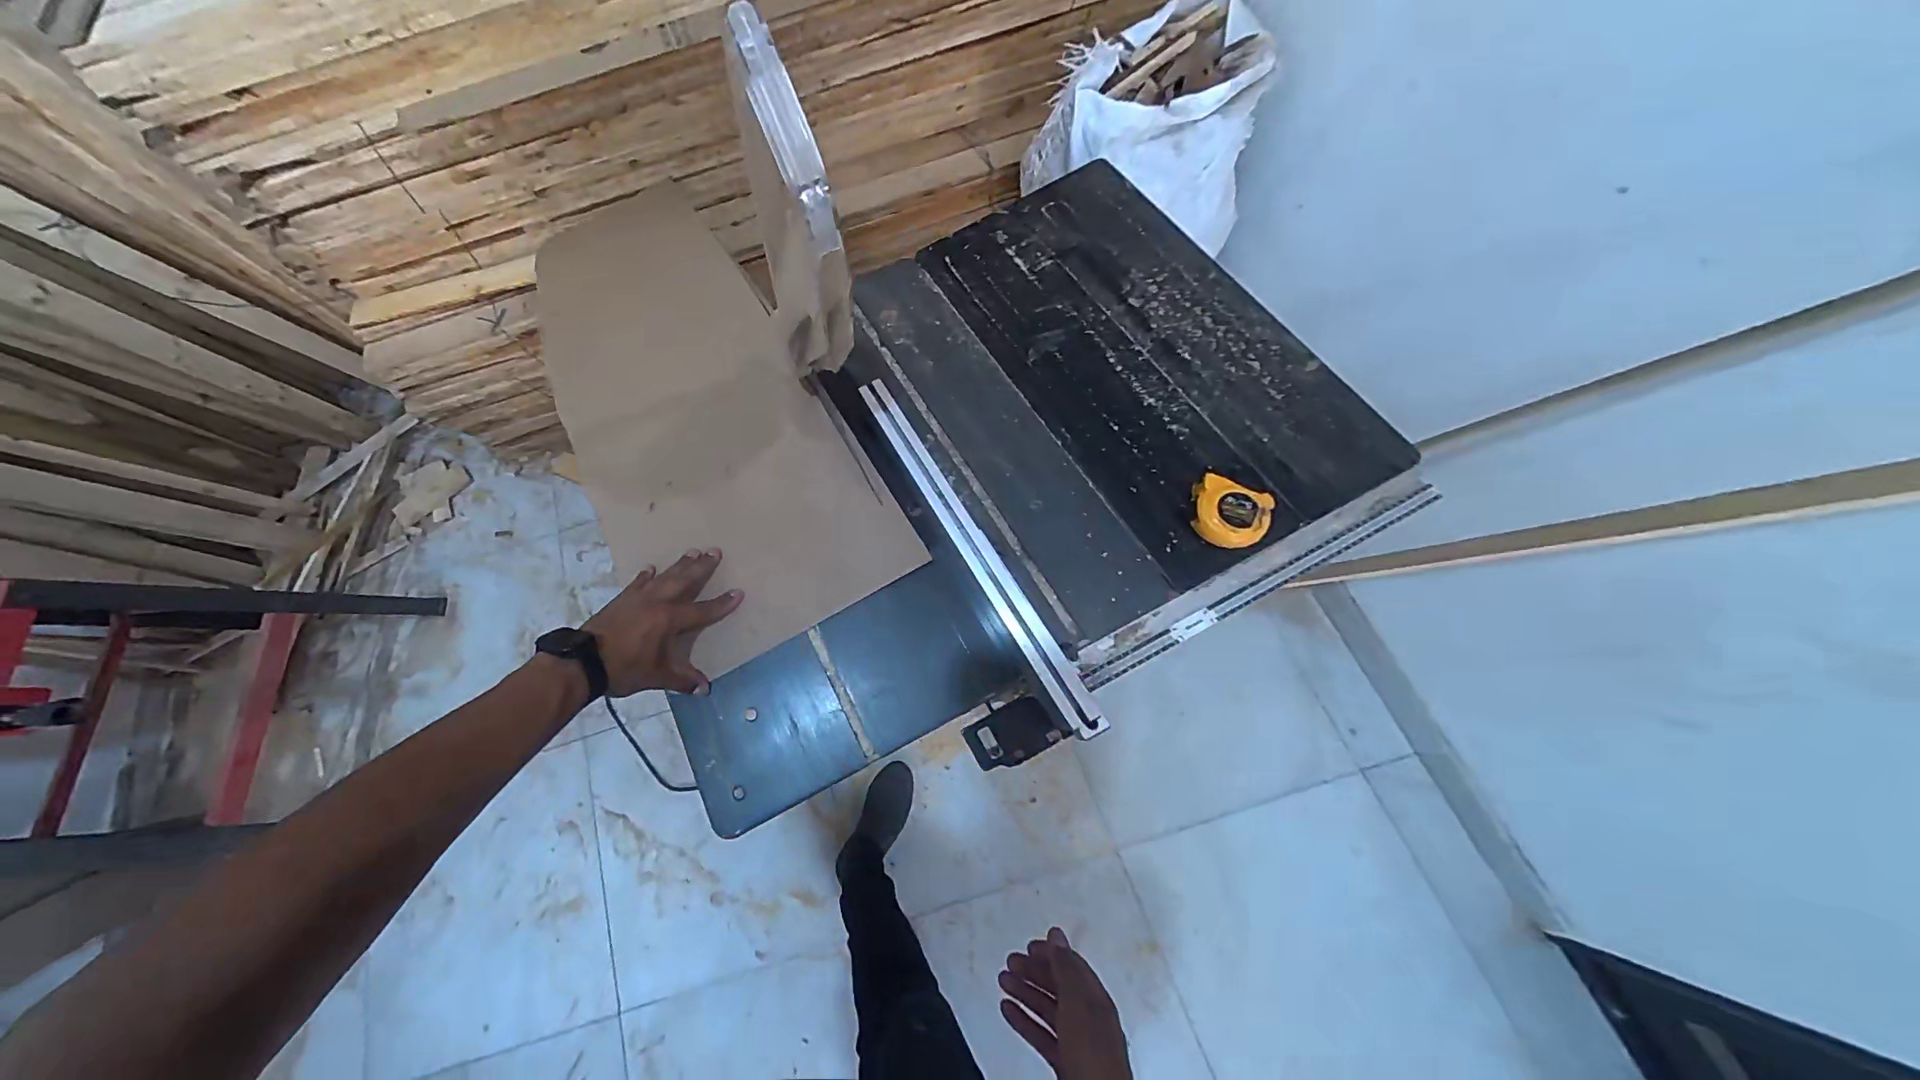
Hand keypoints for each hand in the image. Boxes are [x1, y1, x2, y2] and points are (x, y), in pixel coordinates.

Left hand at [581, 549, 742, 696]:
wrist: (583, 661)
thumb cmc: (624, 668)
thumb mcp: (657, 677)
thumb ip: (682, 680)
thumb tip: (704, 690)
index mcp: (669, 620)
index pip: (703, 610)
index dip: (722, 604)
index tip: (738, 592)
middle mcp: (657, 602)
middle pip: (684, 580)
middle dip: (702, 567)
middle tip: (716, 551)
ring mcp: (638, 598)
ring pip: (664, 576)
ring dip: (680, 564)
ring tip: (693, 552)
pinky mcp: (621, 600)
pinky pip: (638, 583)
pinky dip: (646, 576)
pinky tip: (651, 569)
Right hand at [999, 927, 1132, 1079]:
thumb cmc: (1090, 1052)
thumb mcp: (1078, 1004)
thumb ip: (1065, 969)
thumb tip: (1056, 934)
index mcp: (1096, 1000)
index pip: (1072, 967)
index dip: (1051, 954)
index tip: (1028, 945)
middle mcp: (1087, 1017)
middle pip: (1058, 987)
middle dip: (1034, 971)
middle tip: (1010, 961)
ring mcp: (1075, 1041)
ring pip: (1047, 1009)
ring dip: (1025, 992)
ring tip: (1002, 980)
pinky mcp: (1063, 1062)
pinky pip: (1041, 1034)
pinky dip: (1024, 1020)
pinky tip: (1007, 1010)